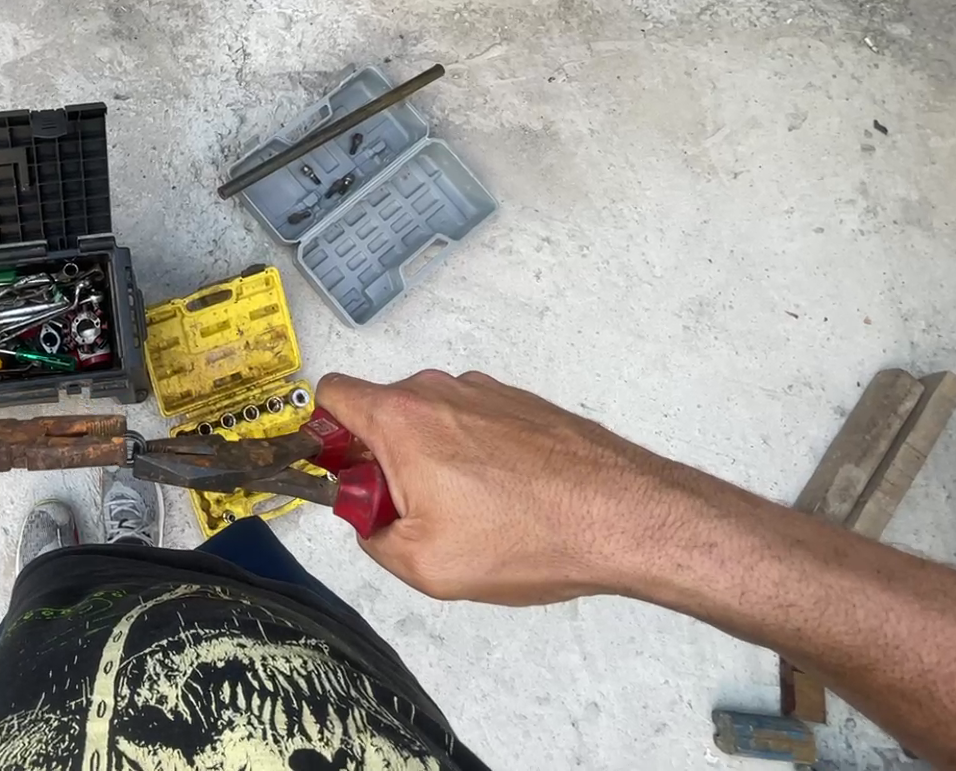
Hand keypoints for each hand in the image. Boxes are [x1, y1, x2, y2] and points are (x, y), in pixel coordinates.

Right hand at [317, 369, 686, 605]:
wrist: (630, 517)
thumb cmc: (521, 538)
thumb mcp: (424, 565)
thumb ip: (371, 538)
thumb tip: (368, 519)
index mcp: (397, 417)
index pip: (330, 394)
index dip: (325, 433)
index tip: (350, 473)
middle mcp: (432, 389)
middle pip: (379, 411)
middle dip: (383, 456)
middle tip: (418, 509)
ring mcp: (479, 389)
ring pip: (427, 417)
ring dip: (430, 453)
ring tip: (476, 507)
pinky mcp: (518, 399)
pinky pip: (470, 418)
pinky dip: (473, 448)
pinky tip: (511, 492)